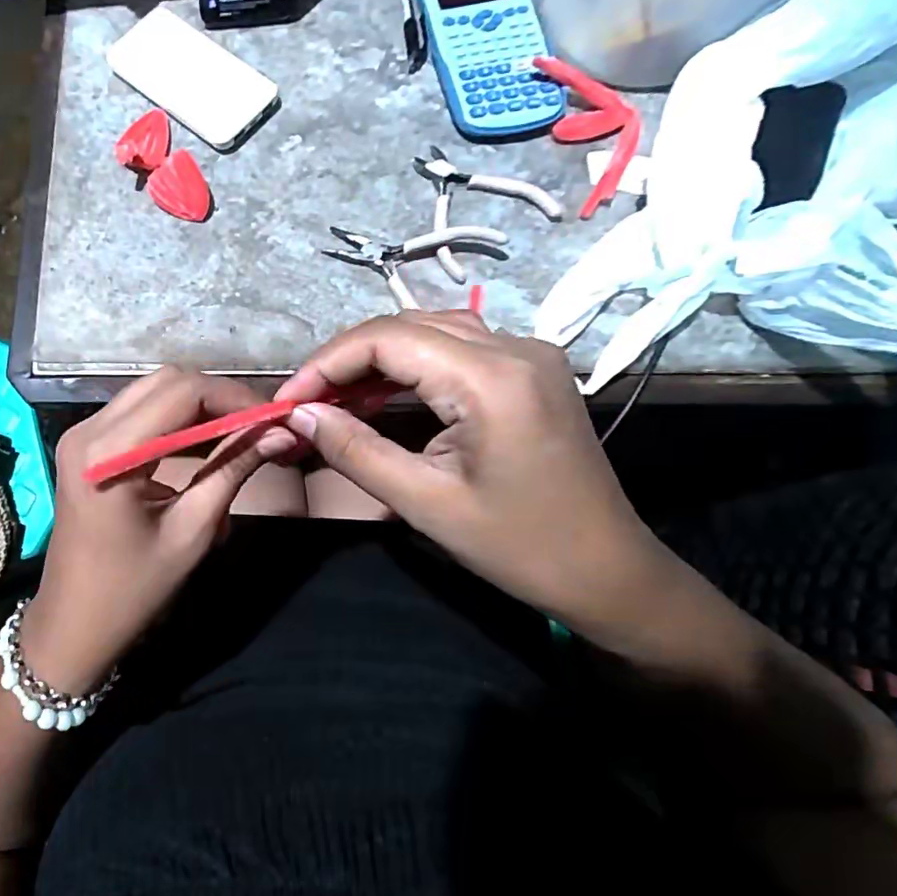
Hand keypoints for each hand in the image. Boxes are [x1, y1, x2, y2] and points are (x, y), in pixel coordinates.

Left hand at [26, 367, 293, 688]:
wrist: (74, 625)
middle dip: (219, 398)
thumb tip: (282, 433)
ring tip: (242, 434)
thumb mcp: (193, 530)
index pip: (183, 392)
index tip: (275, 419)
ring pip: (154, 392)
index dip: (235, 398)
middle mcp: (88, 429)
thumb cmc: (133, 589)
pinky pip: (140, 414)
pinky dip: (178, 422)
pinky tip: (207, 445)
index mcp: (108, 452)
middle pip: (167, 382)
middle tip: (261, 426)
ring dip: (201, 408)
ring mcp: (83, 435)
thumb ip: (234, 469)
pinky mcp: (87, 446)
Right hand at [274, 312, 665, 621]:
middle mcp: (515, 347)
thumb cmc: (518, 546)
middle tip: (307, 402)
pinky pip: (460, 349)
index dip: (327, 362)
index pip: (387, 339)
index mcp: (491, 378)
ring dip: (379, 360)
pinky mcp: (533, 371)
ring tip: (336, 398)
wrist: (606, 569)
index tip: (289, 399)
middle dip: (348, 359)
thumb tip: (301, 414)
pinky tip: (385, 396)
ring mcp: (530, 354)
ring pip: (433, 331)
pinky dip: (414, 367)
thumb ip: (356, 451)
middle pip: (408, 326)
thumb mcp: (425, 503)